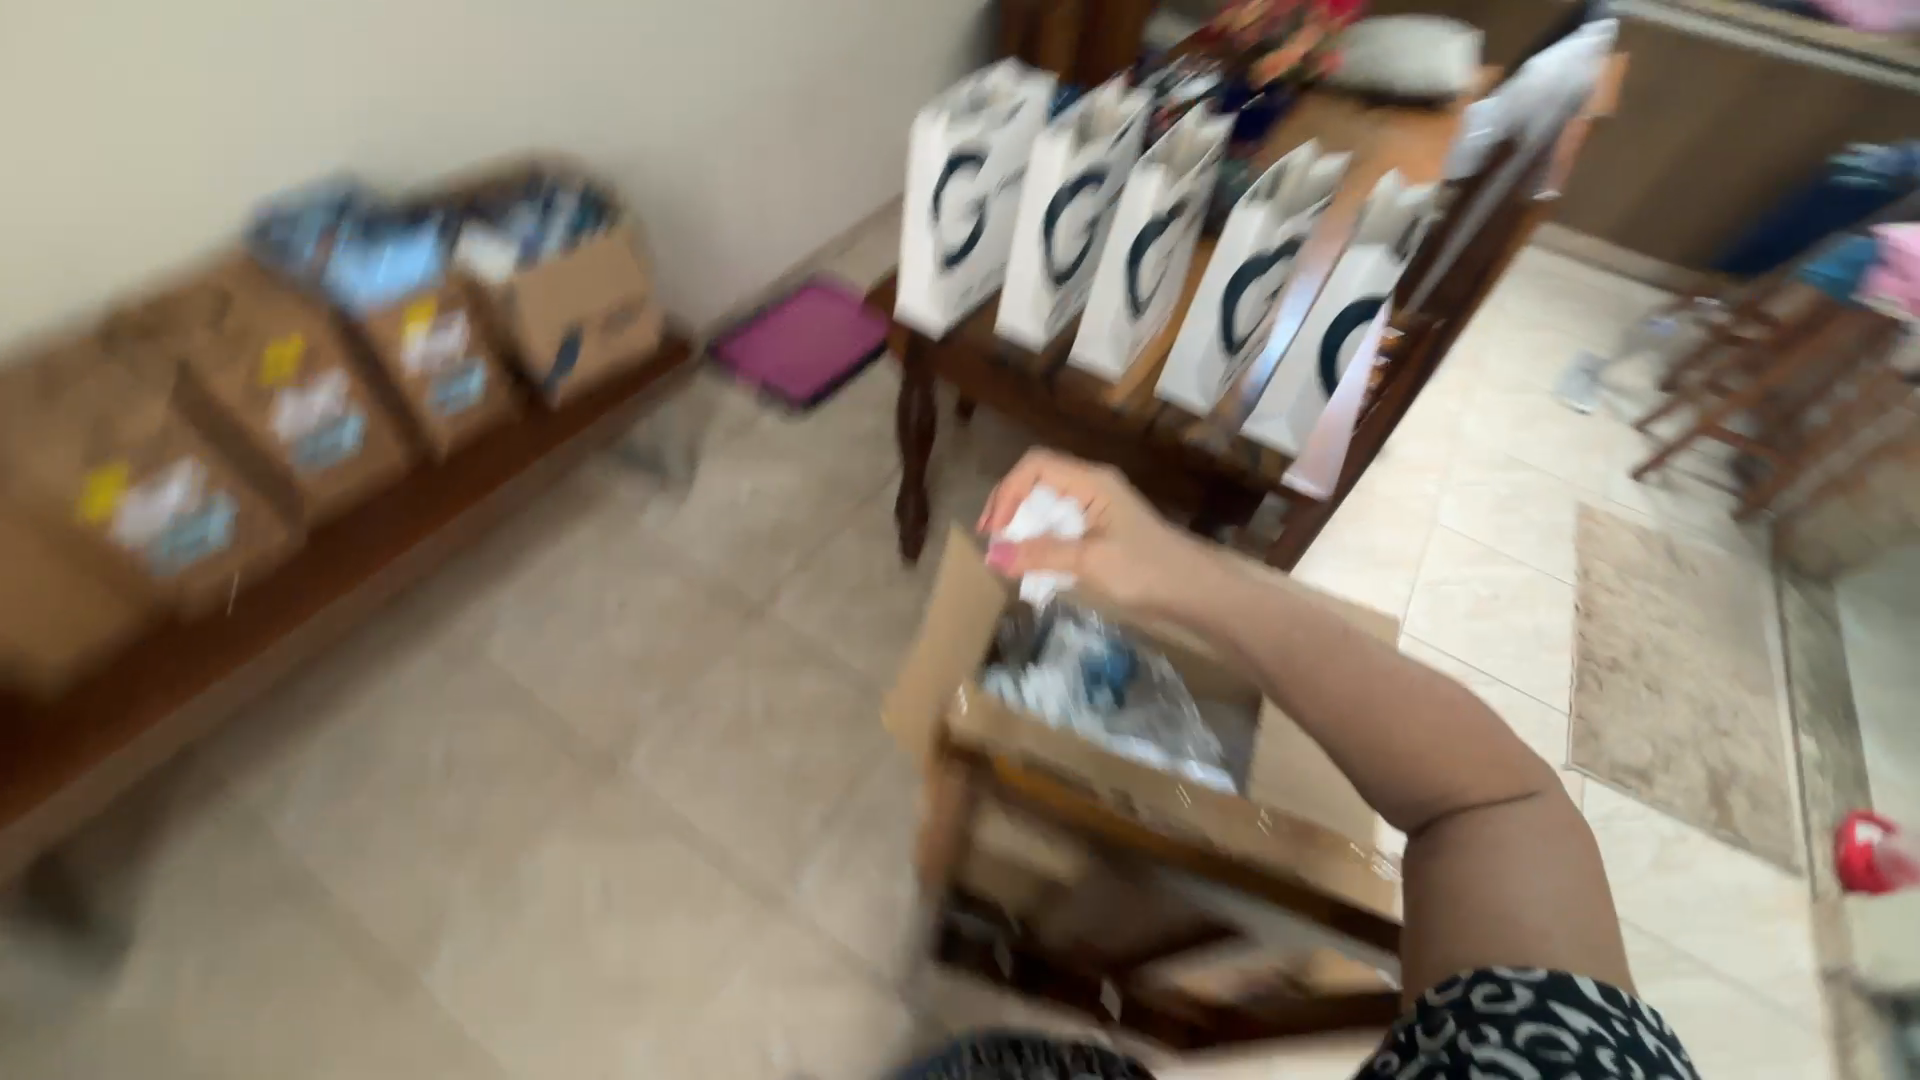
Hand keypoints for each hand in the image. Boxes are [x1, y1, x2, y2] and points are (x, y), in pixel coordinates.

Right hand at [976, 450, 1219, 615]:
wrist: (1197, 593)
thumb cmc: (1146, 571)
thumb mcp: (1089, 562)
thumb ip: (1040, 555)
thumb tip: (991, 554)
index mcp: (1092, 482)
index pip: (1035, 466)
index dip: (1007, 492)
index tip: (995, 530)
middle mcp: (1093, 486)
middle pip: (1038, 481)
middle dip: (1010, 508)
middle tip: (994, 543)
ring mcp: (1098, 508)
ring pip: (1047, 504)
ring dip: (1024, 526)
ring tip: (1009, 556)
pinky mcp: (1102, 529)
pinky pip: (1061, 524)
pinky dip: (1042, 540)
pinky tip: (1035, 565)